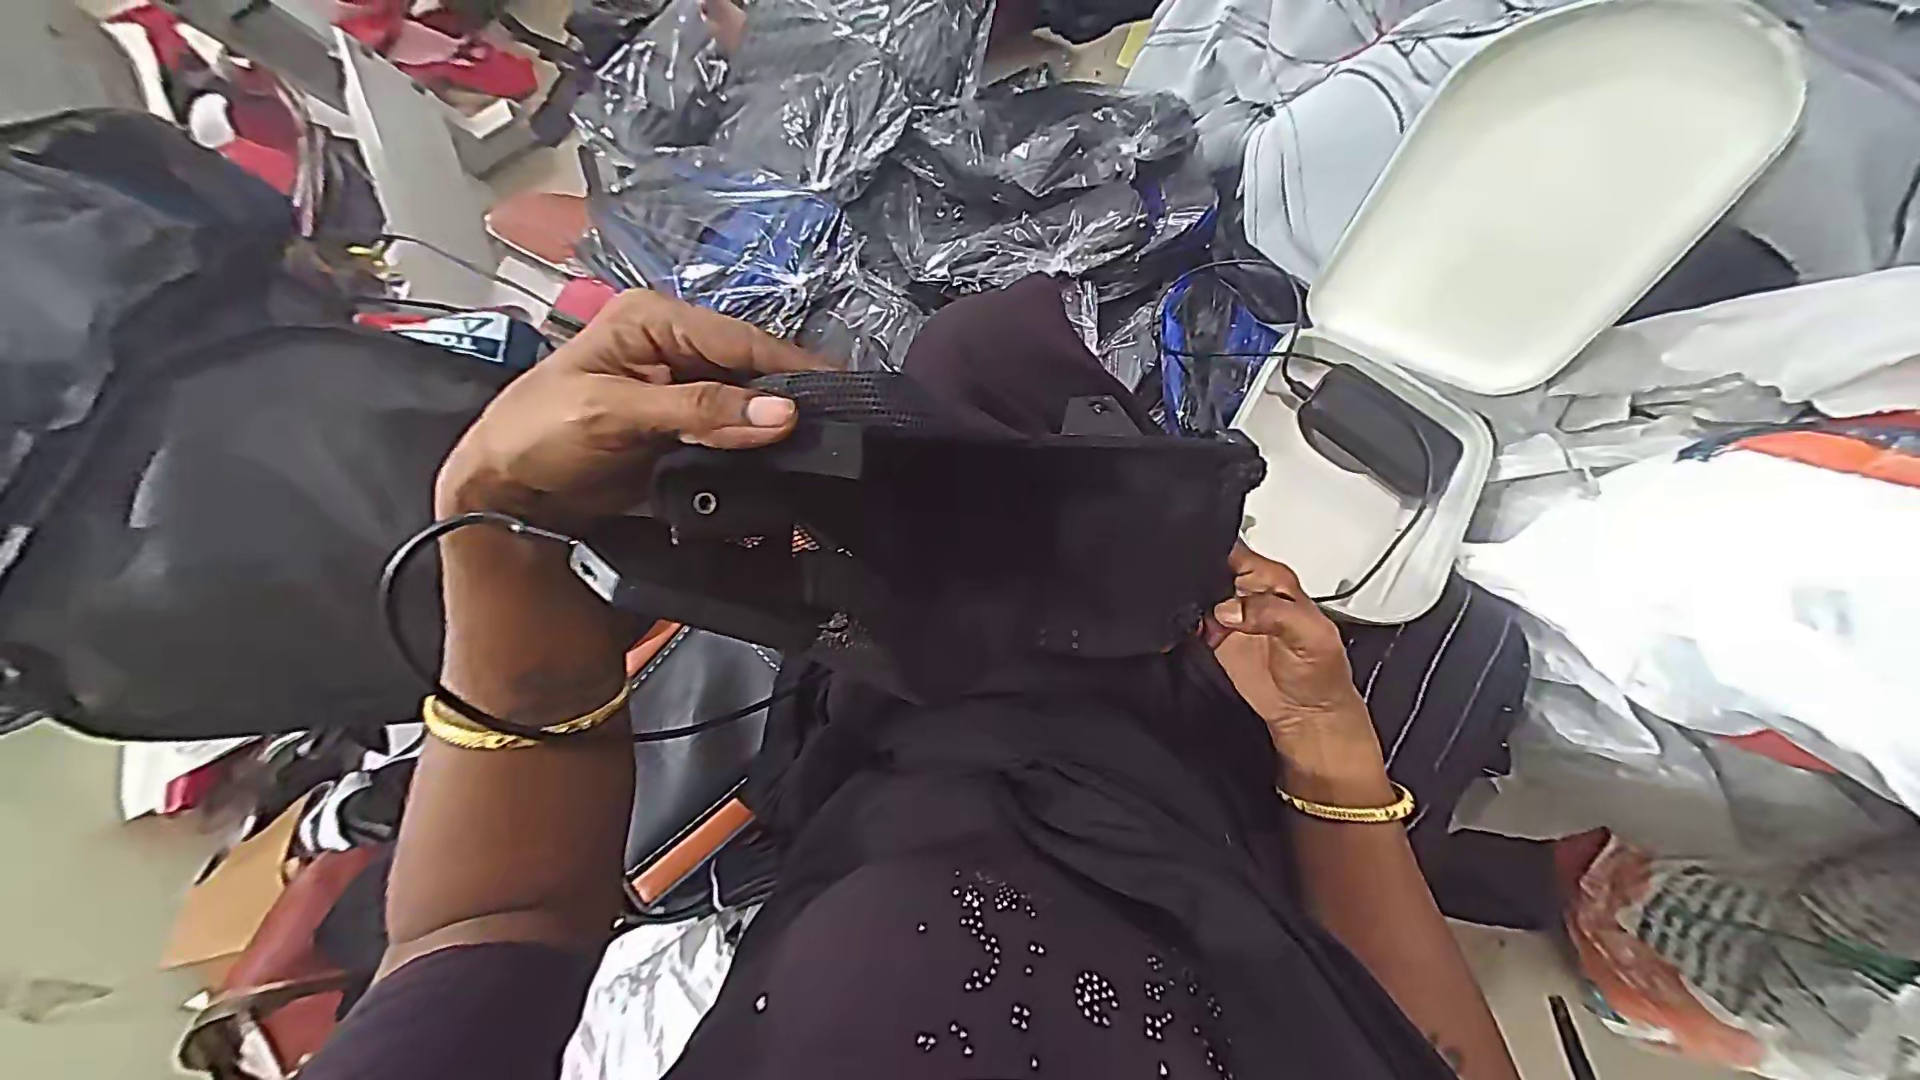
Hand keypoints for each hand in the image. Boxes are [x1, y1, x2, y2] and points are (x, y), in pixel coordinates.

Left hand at [435, 289, 828, 523]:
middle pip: (755, 368)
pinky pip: (743, 434)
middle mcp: (680, 348)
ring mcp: (691, 392)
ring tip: (824, 448)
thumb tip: (786, 414)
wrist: (515, 498)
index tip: (842, 396)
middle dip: (791, 398)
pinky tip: (789, 462)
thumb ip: (701, 411)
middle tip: (837, 430)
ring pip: (754, 403)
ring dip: (781, 426)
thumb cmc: (541, 435)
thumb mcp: (615, 412)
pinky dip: (765, 449)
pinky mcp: (696, 430)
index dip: (792, 366)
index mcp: (655, 320)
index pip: (741, 339)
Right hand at [1208, 544, 1390, 798]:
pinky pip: (1186, 619)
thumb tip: (1230, 607)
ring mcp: (1228, 614)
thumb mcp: (1312, 638)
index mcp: (1273, 580)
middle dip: (1196, 576)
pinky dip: (1180, 622)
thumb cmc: (1321, 676)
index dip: (1216, 554)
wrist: (1306, 715)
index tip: (1208, 574)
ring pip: (1194, 591)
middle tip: (1202, 601)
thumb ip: (1275, 613)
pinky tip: (1189, 631)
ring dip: (1187, 600)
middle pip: (1209, 566)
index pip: (1237, 551)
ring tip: (1200, 620)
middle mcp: (1248, 592)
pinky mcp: (1211, 635)